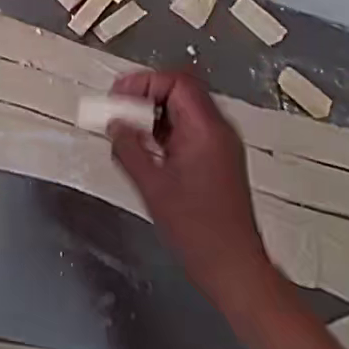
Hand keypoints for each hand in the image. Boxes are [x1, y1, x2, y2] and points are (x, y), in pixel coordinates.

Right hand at [107, 70, 275, 304]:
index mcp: (206, 129)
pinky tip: (147, 150)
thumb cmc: (199, 231)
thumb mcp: (152, 186)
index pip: (176, 82)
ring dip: (154, 114)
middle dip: (146, 96)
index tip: (118, 95)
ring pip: (184, 110)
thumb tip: (115, 125)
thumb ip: (129, 149)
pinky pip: (189, 130)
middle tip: (118, 109)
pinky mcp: (218, 159)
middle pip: (181, 91)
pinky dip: (165, 131)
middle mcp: (218, 130)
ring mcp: (221, 144)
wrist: (233, 266)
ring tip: (128, 131)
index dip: (143, 83)